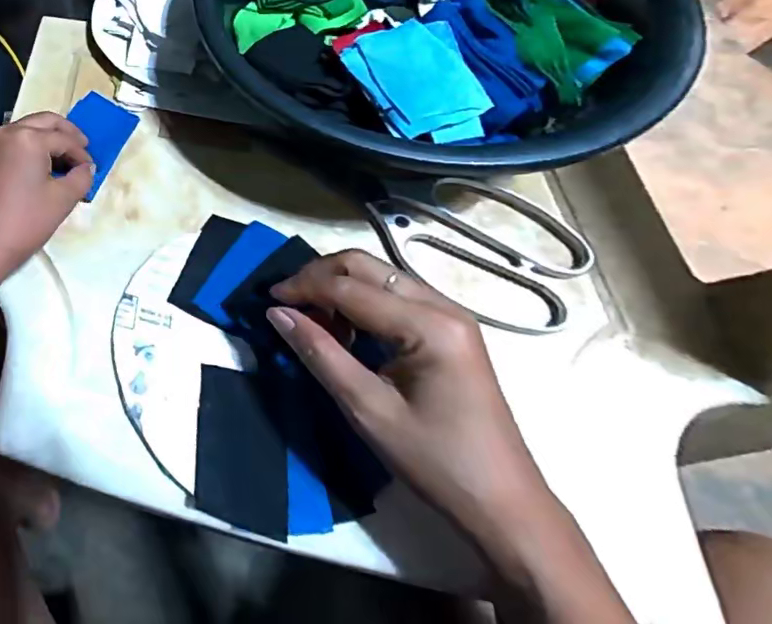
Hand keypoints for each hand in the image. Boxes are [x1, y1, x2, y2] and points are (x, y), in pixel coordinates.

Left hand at [0, 114, 93, 284]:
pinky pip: (18, 143)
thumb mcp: (62, 199)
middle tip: (84, 150)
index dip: (82, 154)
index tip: (93, 169)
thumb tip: (86, 168)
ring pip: (30, 130)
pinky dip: (36, 148)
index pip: (65, 139)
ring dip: (51, 140)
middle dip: (67, 134)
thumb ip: (81, 177)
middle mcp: (8, 133)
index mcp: (28, 138)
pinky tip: (48, 168)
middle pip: (46, 122)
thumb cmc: (24, 222)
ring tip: (68, 162)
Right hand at [266, 251, 546, 534]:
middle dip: (321, 276)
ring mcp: (451, 314)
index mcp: (429, 324)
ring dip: (342, 287)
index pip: (351, 287)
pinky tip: (346, 329)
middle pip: (368, 266)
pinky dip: (364, 302)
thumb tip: (278, 313)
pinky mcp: (451, 329)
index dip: (305, 287)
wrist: (504, 505)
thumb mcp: (369, 411)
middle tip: (287, 301)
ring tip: (312, 318)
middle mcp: (443, 305)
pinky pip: (397, 296)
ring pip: (382, 277)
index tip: (267, 299)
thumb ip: (321, 354)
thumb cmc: (436, 463)